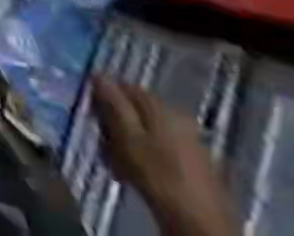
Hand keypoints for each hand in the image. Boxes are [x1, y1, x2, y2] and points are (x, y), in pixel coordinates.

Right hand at [92, 77, 238, 235]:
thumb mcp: (127, 137)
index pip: (123, 87)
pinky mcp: (193, 164)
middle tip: (103, 149)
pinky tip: (134, 176)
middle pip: (134, 110)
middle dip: (114, 127)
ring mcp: (188, 141)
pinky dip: (143, 158)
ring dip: (125, 145)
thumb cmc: (159, 177)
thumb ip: (113, 103)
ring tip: (116, 167)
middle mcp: (177, 117)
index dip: (103, 100)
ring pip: (144, 132)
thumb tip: (98, 73)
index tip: (91, 121)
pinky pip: (158, 150)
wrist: (202, 225)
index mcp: (162, 106)